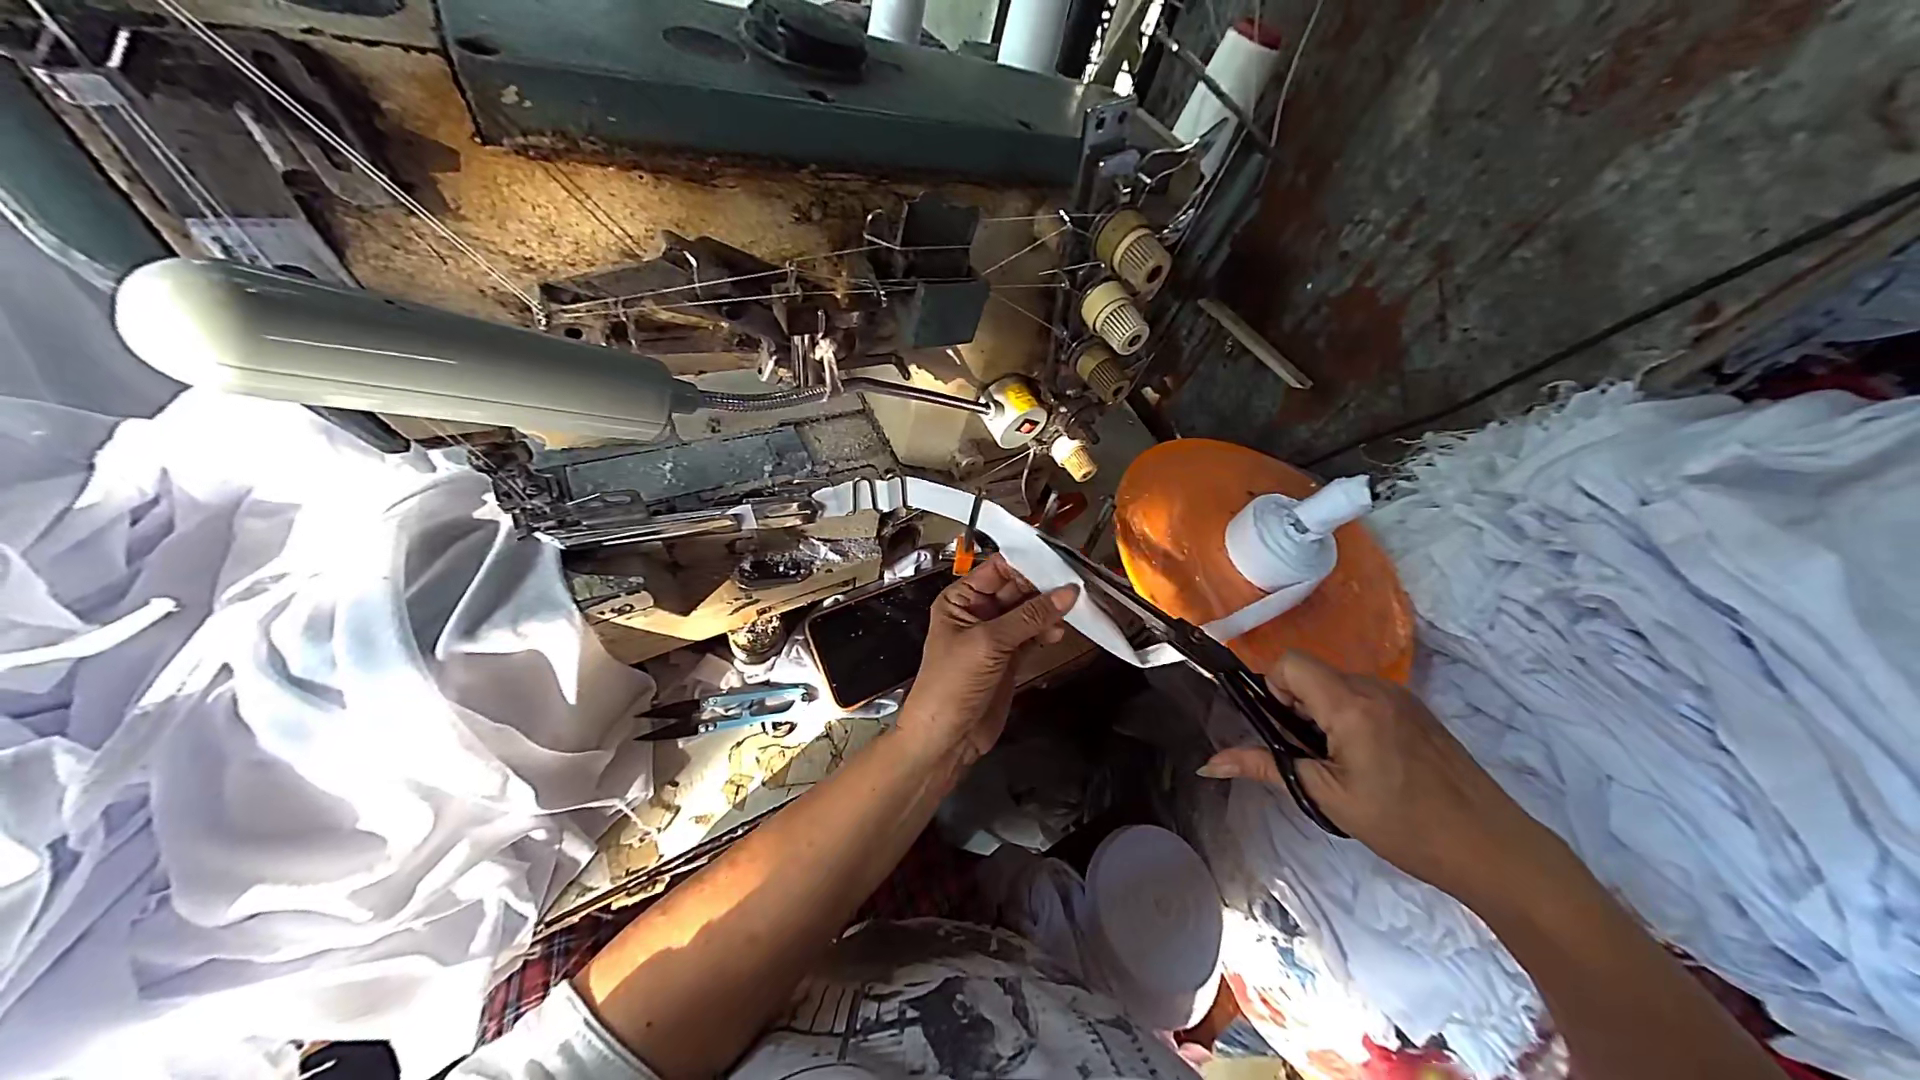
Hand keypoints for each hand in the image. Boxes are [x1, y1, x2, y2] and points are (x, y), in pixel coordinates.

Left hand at [899, 554, 1077, 764]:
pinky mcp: (1009, 658)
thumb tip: (1067, 593)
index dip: (1026, 563)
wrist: (945, 738)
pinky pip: (1033, 635)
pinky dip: (1047, 632)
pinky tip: (1058, 632)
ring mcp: (994, 637)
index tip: (1059, 560)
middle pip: (1016, 589)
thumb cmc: (950, 685)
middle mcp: (976, 613)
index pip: (997, 569)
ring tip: (1071, 609)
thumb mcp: (988, 643)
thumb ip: (1029, 617)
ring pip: (1028, 613)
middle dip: (1043, 586)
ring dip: (1048, 611)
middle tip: (1074, 583)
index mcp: (960, 599)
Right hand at [1200, 650, 1569, 904]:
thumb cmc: (1405, 825)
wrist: (1494, 849)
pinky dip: (1347, 718)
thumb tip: (1208, 765)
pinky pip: (1361, 696)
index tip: (1286, 732)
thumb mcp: (1327, 797)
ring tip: (1342, 765)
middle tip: (1313, 757)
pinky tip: (1369, 762)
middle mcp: (1376, 687)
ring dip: (1321, 715)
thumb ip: (1265, 768)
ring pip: (1334, 685)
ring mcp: (1400, 696)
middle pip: (1310, 673)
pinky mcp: (1415, 710)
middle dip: (1296, 707)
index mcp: (1352, 704)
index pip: (1289, 663)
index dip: (1275, 690)